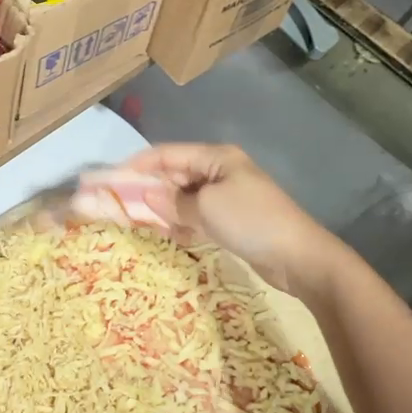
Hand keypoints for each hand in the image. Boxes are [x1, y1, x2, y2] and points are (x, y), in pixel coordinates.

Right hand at [119, 144, 335, 293]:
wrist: (300, 258)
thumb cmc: (252, 221)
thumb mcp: (207, 208)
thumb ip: (173, 202)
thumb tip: (145, 195)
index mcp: (216, 157)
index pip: (167, 154)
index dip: (137, 165)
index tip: (110, 178)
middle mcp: (220, 171)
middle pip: (174, 174)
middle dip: (147, 188)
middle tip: (117, 203)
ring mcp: (227, 196)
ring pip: (183, 197)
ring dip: (162, 208)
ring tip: (134, 220)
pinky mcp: (232, 220)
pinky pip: (196, 215)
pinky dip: (180, 222)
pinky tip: (166, 234)